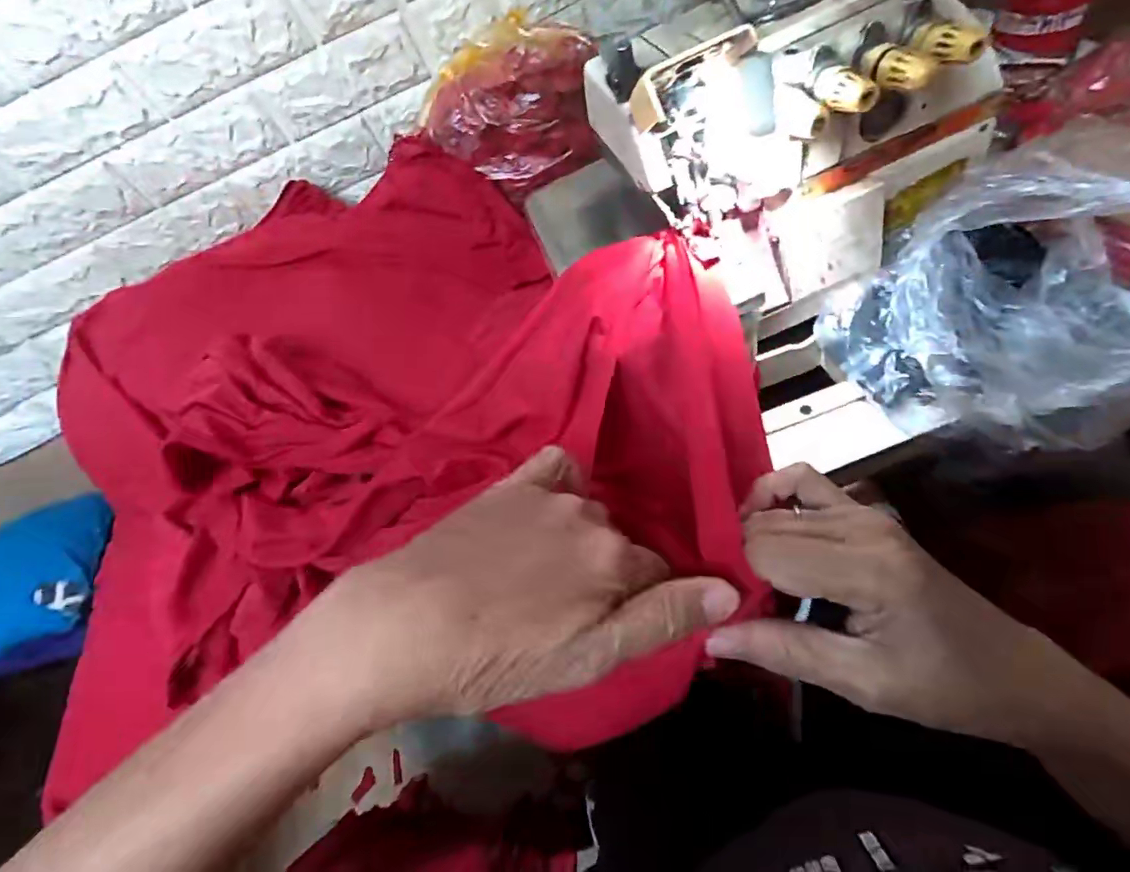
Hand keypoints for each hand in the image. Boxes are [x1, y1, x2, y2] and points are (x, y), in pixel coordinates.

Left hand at [286, 447, 740, 727]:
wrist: (400, 625)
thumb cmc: (494, 658)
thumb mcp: (585, 660)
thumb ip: (661, 620)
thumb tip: (728, 588)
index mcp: (617, 561)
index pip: (662, 576)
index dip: (649, 603)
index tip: (618, 626)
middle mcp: (593, 517)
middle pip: (626, 546)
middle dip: (614, 577)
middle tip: (571, 616)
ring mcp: (550, 495)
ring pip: (593, 516)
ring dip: (585, 542)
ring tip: (543, 580)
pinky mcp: (512, 485)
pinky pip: (558, 469)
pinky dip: (563, 486)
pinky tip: (544, 512)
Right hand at [705, 464, 1097, 745]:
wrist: (1009, 671)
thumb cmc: (942, 687)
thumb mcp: (862, 683)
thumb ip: (786, 651)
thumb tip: (715, 636)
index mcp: (864, 567)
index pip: (767, 550)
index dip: (734, 579)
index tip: (720, 614)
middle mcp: (862, 524)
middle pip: (769, 522)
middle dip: (737, 557)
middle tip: (723, 601)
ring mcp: (867, 512)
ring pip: (782, 500)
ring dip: (752, 529)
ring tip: (741, 572)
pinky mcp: (869, 514)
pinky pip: (808, 484)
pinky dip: (777, 497)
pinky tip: (768, 530)